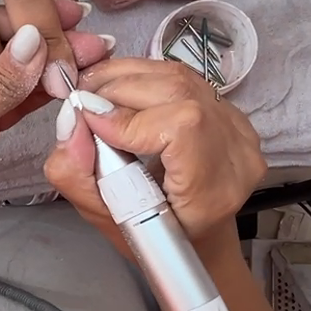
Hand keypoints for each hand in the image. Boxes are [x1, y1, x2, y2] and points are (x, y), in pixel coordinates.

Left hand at [0, 9, 111, 275]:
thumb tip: (35, 37)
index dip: (24, 16)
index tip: (69, 14)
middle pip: (2, 47)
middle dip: (46, 42)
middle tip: (94, 42)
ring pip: (15, 74)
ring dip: (51, 68)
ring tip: (94, 60)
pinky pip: (18, 100)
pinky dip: (43, 94)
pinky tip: (72, 83)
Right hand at [43, 58, 266, 248]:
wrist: (192, 232)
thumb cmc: (148, 234)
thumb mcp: (98, 216)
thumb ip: (74, 173)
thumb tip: (71, 119)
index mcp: (210, 192)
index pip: (181, 126)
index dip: (128, 117)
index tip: (88, 121)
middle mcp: (236, 154)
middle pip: (177, 90)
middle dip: (116, 89)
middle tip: (80, 104)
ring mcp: (238, 127)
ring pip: (177, 76)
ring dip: (124, 76)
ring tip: (91, 94)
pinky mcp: (230, 110)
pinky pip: (182, 76)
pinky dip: (140, 75)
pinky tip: (115, 90)